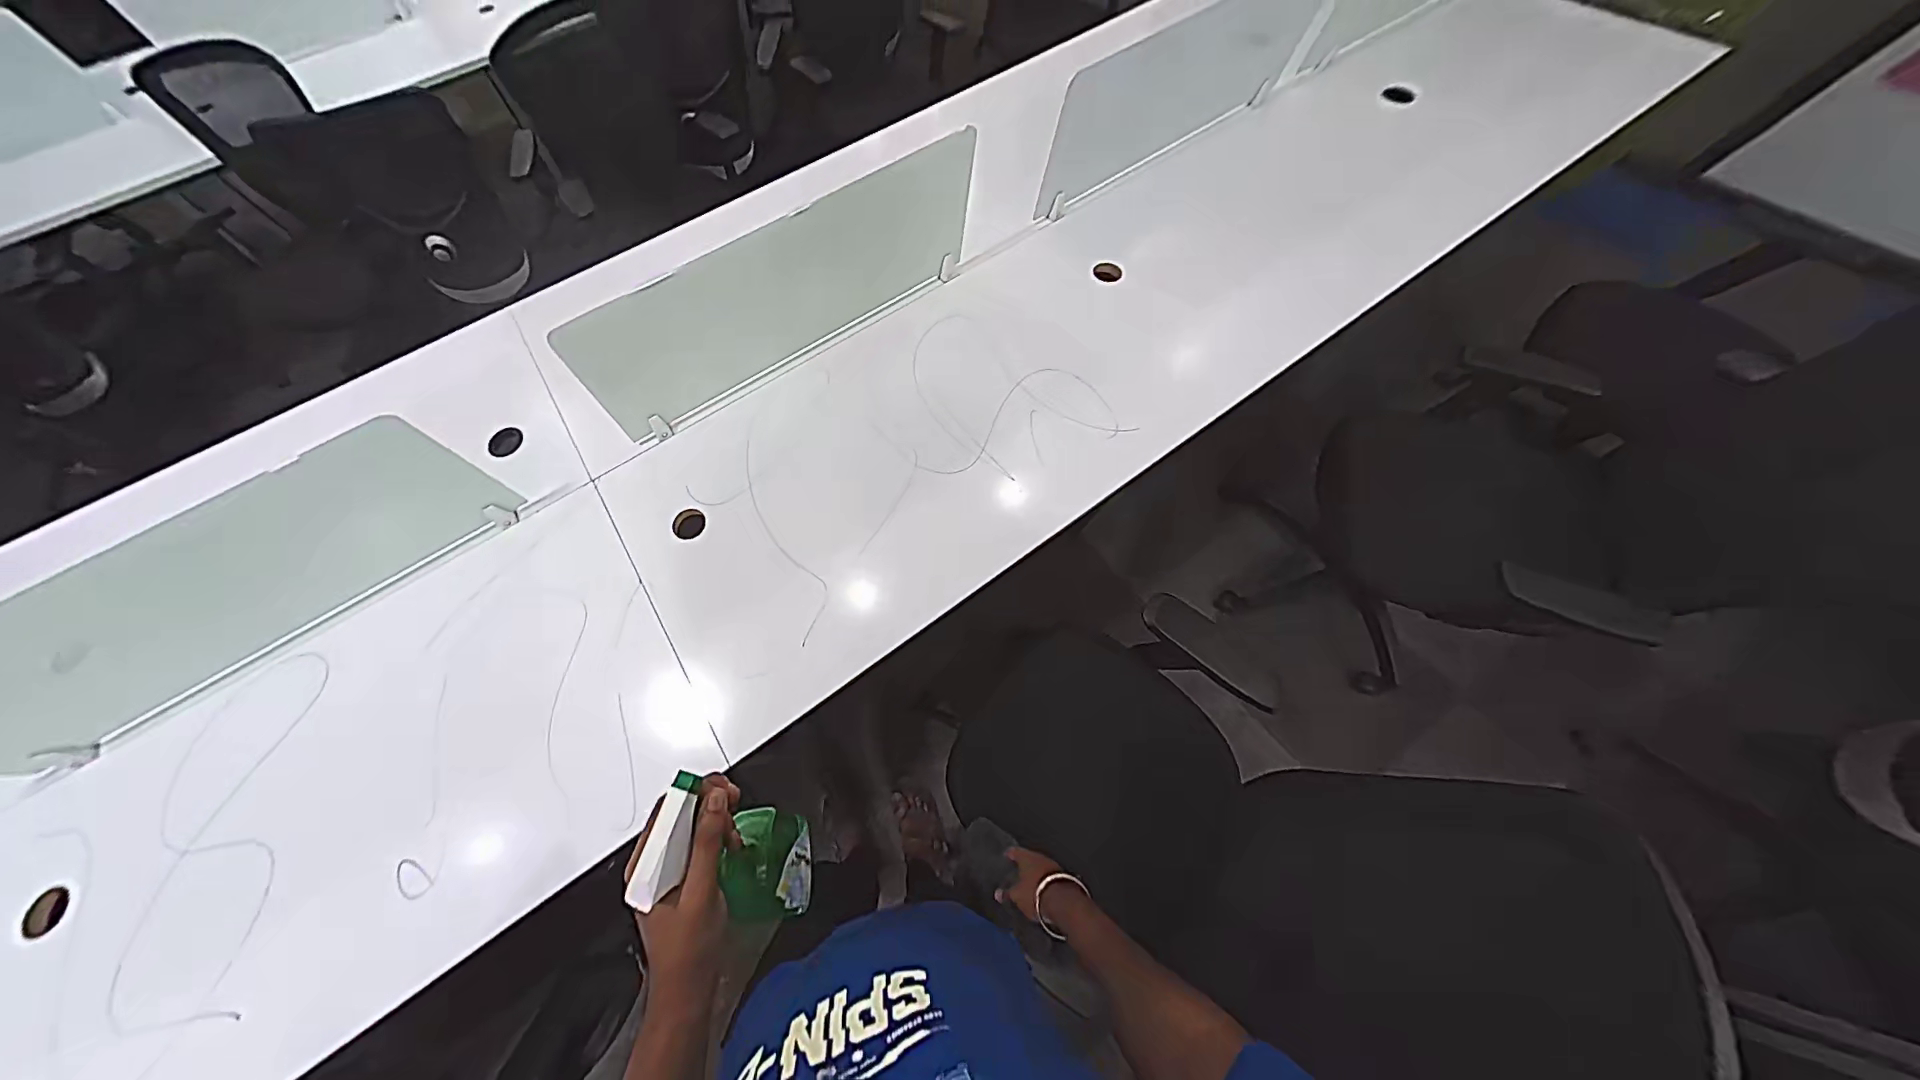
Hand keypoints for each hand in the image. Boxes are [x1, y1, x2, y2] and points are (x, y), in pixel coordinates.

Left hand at [626, 773, 740, 989]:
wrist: (689, 991)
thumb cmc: (688, 951)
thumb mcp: (701, 892)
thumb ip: (706, 843)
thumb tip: (713, 801)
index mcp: (644, 867)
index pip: (666, 811)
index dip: (695, 792)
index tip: (722, 789)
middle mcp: (652, 865)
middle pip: (679, 815)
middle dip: (710, 804)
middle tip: (734, 803)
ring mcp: (668, 872)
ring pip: (692, 827)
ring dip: (717, 822)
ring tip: (732, 838)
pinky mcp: (684, 878)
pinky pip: (699, 843)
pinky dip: (718, 838)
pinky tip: (730, 848)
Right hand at [997, 846, 1085, 927]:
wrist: (1064, 901)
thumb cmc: (1034, 894)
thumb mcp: (1017, 896)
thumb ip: (1007, 894)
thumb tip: (998, 893)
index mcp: (1026, 857)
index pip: (1015, 851)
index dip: (1010, 854)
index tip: (1006, 855)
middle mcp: (1040, 857)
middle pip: (1029, 858)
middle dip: (1024, 864)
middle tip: (1017, 870)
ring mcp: (1053, 865)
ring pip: (1040, 866)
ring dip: (1035, 872)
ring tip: (1029, 880)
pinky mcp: (1064, 876)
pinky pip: (1049, 875)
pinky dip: (1044, 880)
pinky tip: (1042, 887)